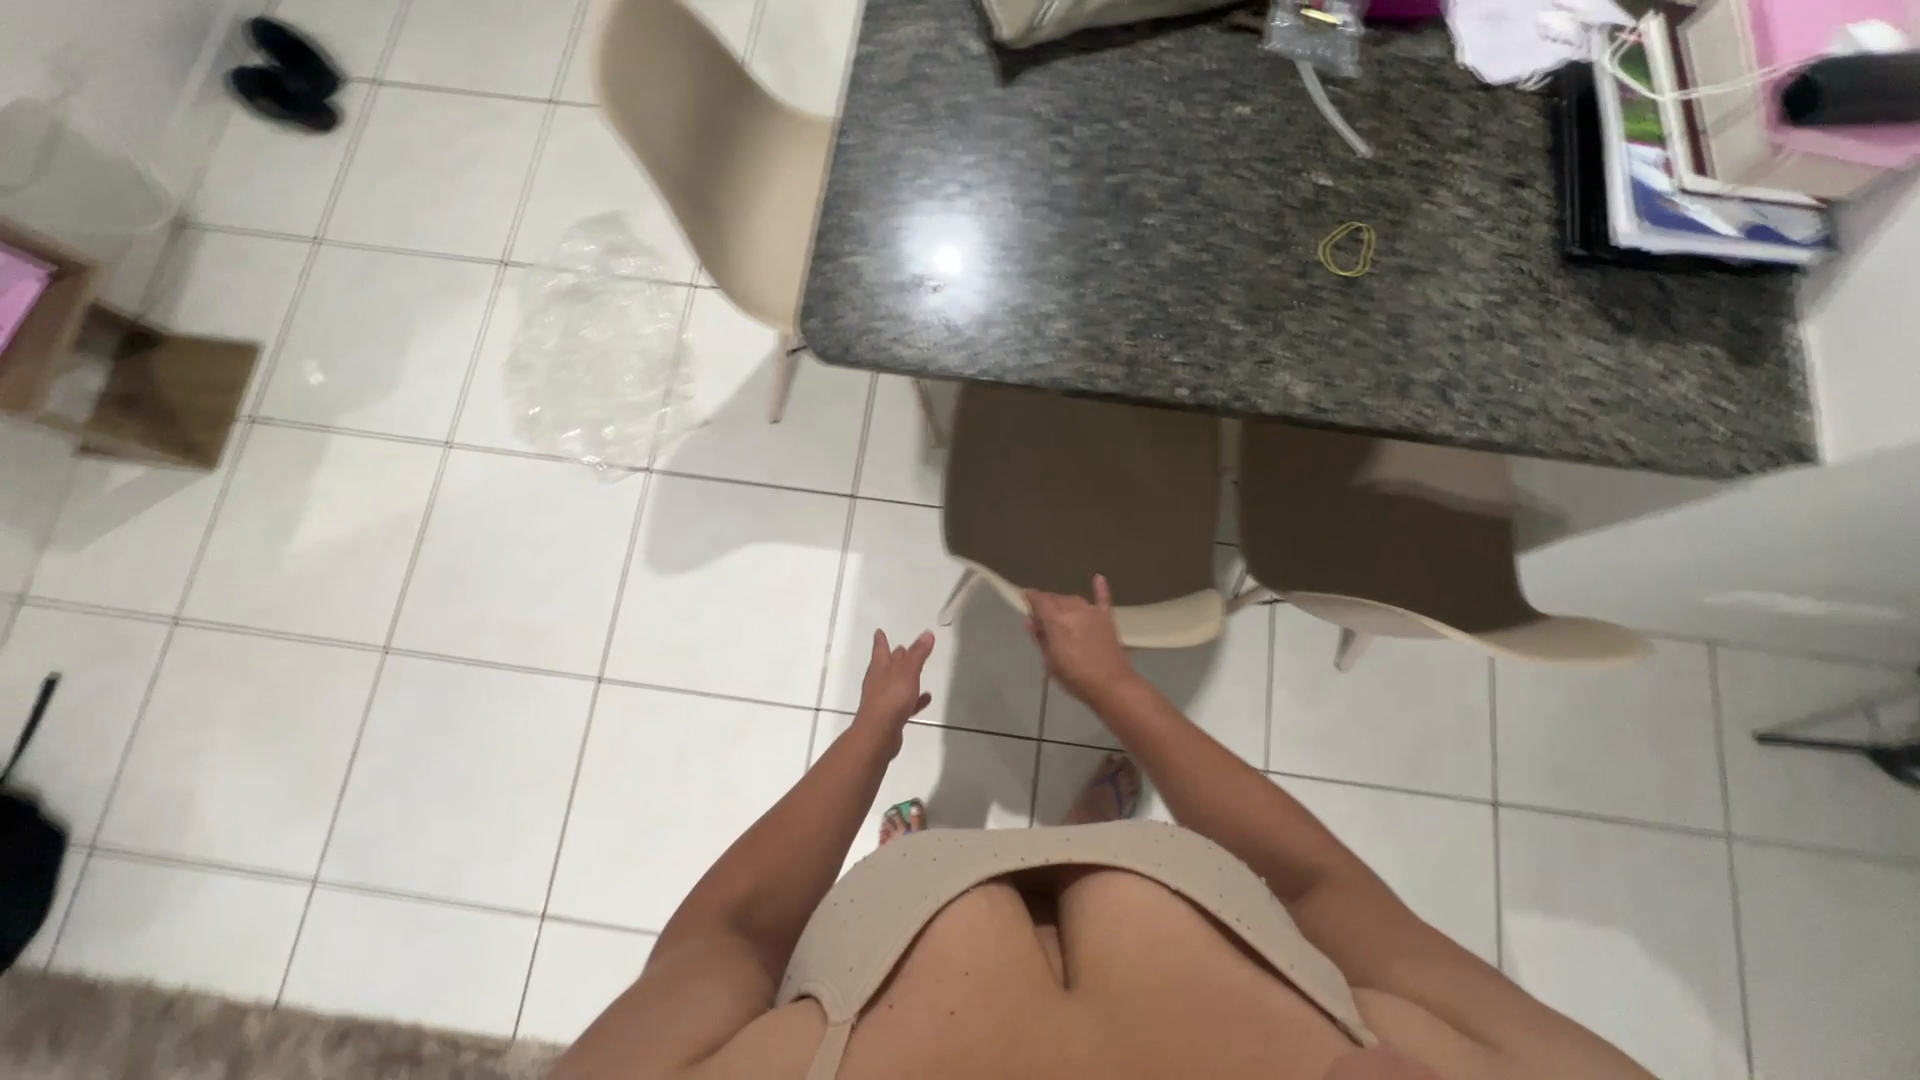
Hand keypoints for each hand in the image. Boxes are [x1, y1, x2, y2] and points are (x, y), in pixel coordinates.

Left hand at [853, 629, 934, 752]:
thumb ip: (918, 654)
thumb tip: (927, 633)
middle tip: (902, 649)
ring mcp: (882, 699)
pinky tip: (926, 698)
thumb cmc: (891, 698)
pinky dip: (913, 699)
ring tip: (917, 672)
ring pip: (894, 684)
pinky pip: (904, 703)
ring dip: (904, 678)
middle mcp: (878, 681)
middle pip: (886, 666)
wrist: (878, 734)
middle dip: (894, 657)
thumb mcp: (908, 672)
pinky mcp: (889, 716)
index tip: (879, 631)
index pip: (880, 649)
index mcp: (880, 668)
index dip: (881, 640)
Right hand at [1025, 575, 1138, 705]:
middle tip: (1040, 614)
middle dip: (1046, 603)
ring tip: (1058, 610)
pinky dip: (1100, 588)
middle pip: (1055, 599)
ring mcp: (1092, 612)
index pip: (1039, 601)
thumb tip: (1030, 622)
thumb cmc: (1075, 677)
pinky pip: (1102, 599)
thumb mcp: (1050, 661)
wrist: (1111, 685)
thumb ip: (1040, 638)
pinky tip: (1098, 577)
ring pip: (1073, 599)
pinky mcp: (1107, 618)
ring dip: (1064, 602)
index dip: (1030, 597)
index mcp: (1056, 620)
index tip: (1024, 597)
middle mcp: (1073, 610)